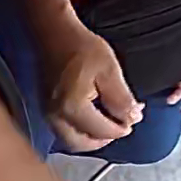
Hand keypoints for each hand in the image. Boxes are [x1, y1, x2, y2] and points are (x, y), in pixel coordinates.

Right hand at [39, 15, 142, 151]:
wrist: (55, 37)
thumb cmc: (81, 49)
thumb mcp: (109, 71)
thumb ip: (121, 99)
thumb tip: (132, 119)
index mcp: (73, 108)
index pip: (101, 131)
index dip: (121, 128)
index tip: (134, 120)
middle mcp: (56, 117)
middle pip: (81, 144)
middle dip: (103, 140)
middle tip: (120, 129)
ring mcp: (48, 115)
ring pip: (70, 140)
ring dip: (90, 138)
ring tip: (108, 127)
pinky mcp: (46, 110)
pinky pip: (63, 131)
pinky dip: (79, 132)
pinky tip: (91, 120)